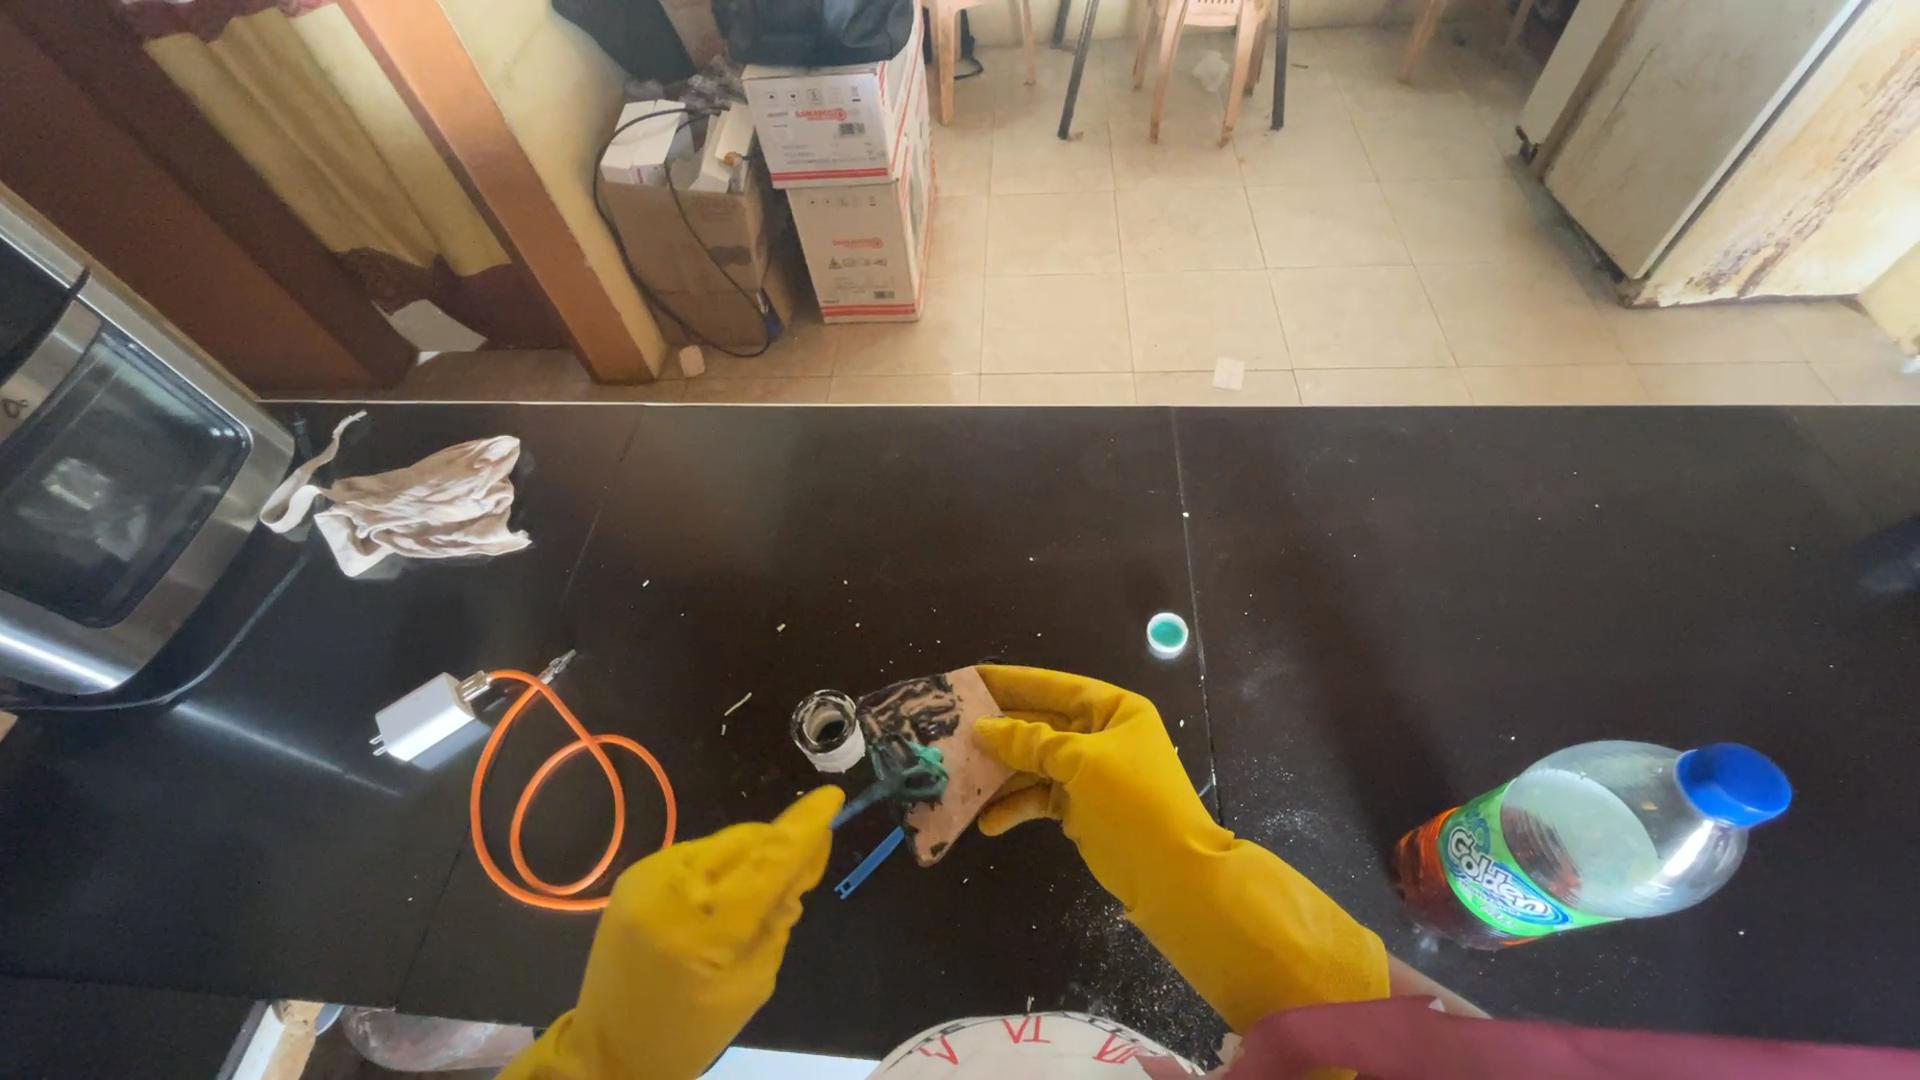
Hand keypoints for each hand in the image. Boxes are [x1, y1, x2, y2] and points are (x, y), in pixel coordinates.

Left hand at [498, 787, 842, 1079]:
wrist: (608, 1051)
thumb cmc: (694, 1029)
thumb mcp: (756, 978)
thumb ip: (781, 912)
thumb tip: (807, 854)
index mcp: (707, 927)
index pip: (769, 859)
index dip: (804, 826)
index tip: (833, 796)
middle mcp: (674, 888)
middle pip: (749, 840)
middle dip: (782, 844)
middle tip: (808, 864)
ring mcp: (650, 875)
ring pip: (725, 841)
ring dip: (752, 854)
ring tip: (757, 890)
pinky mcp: (637, 872)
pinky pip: (699, 852)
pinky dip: (722, 863)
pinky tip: (721, 894)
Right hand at [973, 664, 1225, 909]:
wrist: (1175, 880)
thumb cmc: (1133, 804)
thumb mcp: (1079, 763)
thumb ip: (1028, 742)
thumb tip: (981, 728)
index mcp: (1113, 710)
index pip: (1053, 686)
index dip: (1011, 682)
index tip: (968, 679)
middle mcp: (1101, 735)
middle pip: (1039, 724)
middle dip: (998, 730)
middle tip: (949, 728)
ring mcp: (1090, 773)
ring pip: (1034, 763)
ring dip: (1000, 772)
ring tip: (958, 775)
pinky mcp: (1081, 807)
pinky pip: (1040, 796)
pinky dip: (1015, 806)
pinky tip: (987, 821)